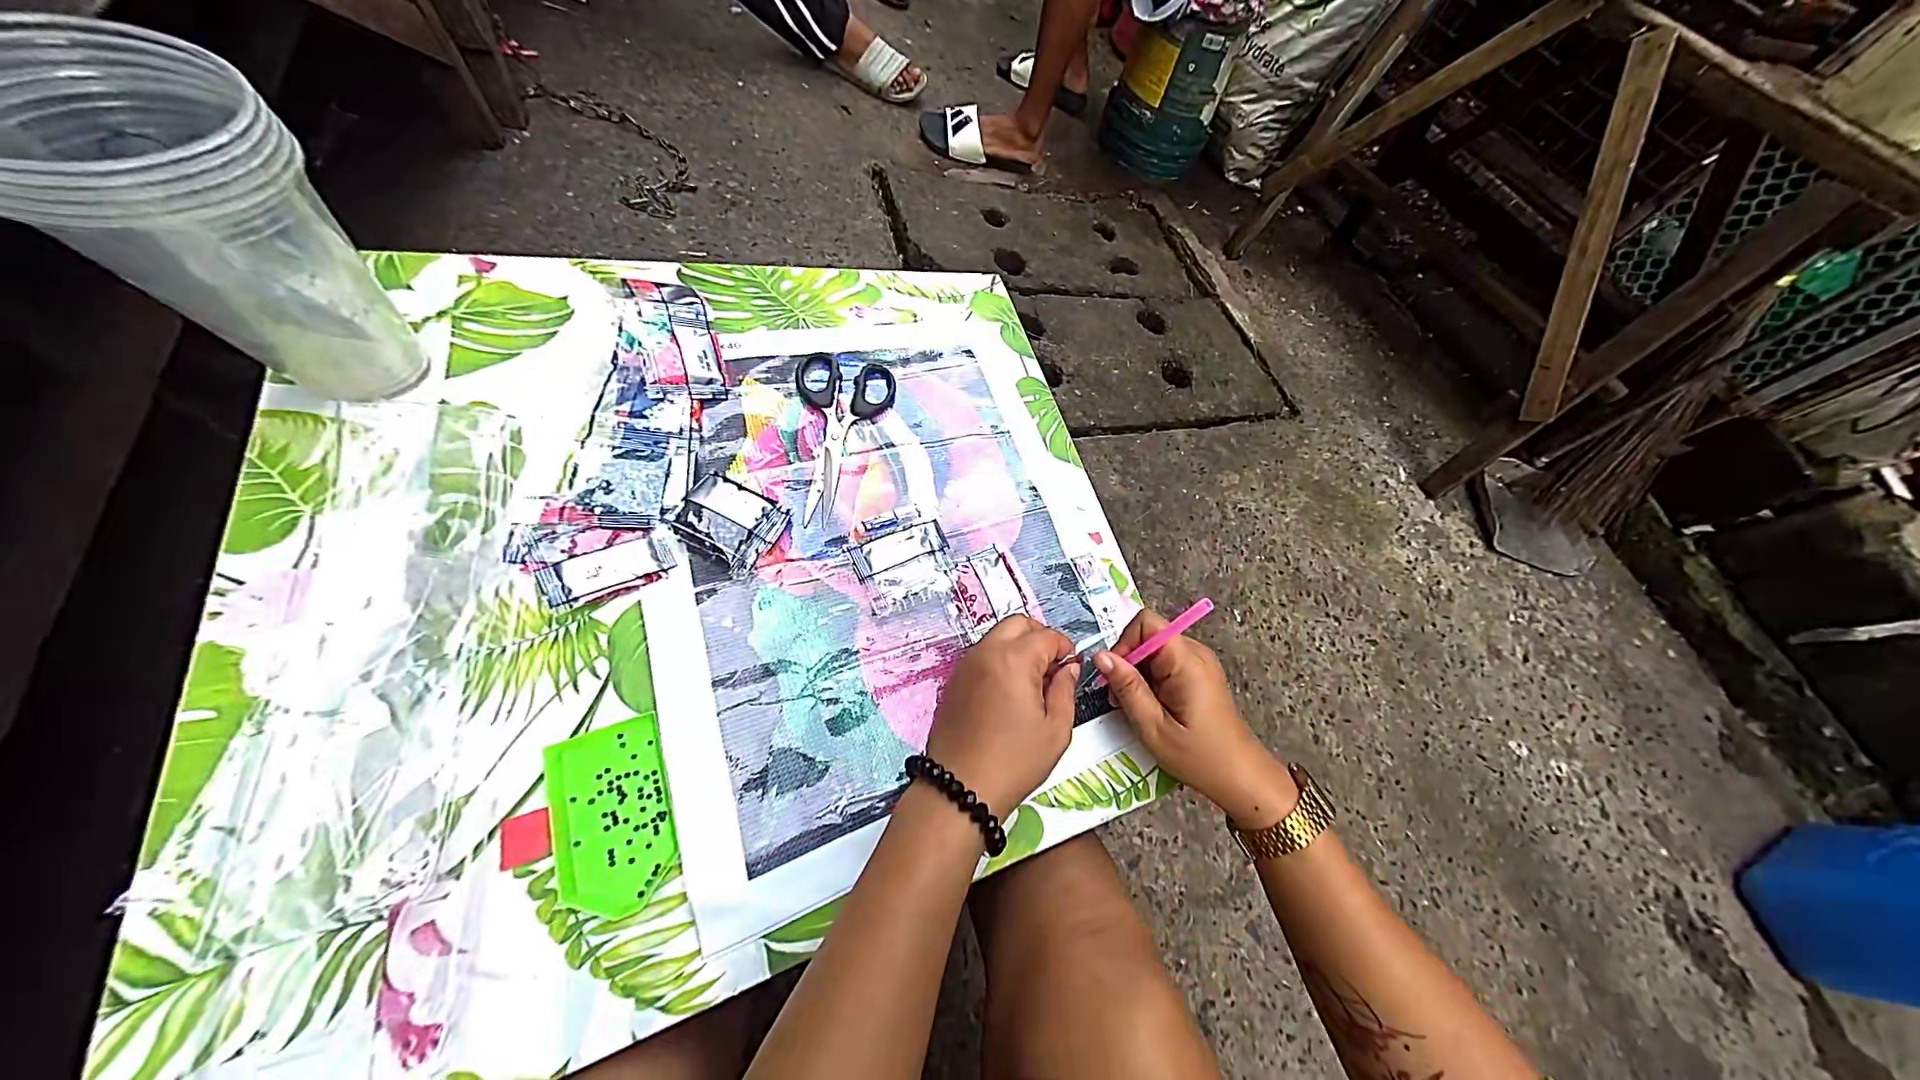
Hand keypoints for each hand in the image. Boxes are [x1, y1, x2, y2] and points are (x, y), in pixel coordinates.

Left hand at [926, 615, 1079, 814]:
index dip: (1065, 647)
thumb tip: (1069, 670)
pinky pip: (981, 656)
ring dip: (1017, 647)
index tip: (1072, 664)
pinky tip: (1009, 693)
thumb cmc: (1010, 764)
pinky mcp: (954, 681)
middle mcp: (985, 654)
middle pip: (1017, 624)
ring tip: (1032, 683)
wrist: (959, 787)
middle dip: (1039, 636)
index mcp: (1013, 660)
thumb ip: (1066, 690)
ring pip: (997, 637)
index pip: (1047, 636)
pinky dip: (998, 660)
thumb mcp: (1056, 730)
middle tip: (1053, 665)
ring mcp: (965, 666)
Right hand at [1095, 608, 1298, 828]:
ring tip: (1137, 707)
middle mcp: (1195, 653)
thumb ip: (1127, 687)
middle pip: (1148, 635)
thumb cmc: (1198, 757)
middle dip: (1127, 662)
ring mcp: (1199, 662)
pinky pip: (1164, 662)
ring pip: (1153, 649)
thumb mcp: (1153, 727)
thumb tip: (1101, 656)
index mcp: (1187, 661)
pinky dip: (1149, 680)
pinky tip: (1151, 706)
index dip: (1124, 643)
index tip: (1116, 676)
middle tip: (1121, 699)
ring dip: (1137, 673)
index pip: (1146, 623)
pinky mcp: (1198, 673)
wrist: (1240, 777)